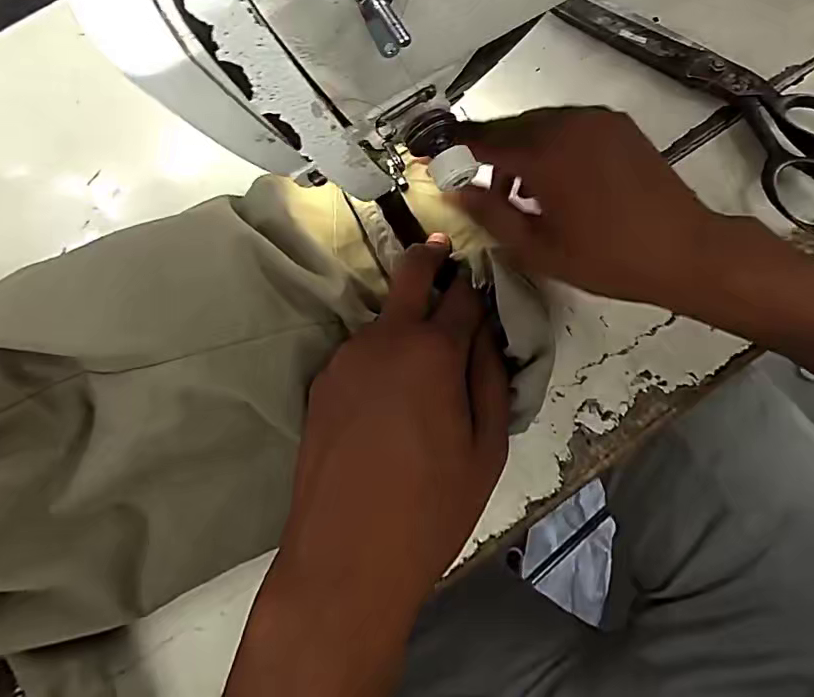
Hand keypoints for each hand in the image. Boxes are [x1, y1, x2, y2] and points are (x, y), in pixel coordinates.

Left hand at [227, 236, 508, 696]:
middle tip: (445, 252)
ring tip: (422, 363)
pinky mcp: (322, 382)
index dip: (478, 284)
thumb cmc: (431, 508)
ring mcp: (347, 357)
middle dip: (432, 256)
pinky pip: (363, 351)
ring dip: (407, 320)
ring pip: (386, 318)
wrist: (343, 561)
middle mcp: (386, 339)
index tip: (485, 281)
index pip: (463, 295)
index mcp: (434, 351)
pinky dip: (382, 354)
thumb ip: (491, 378)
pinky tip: (389, 395)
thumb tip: (487, 333)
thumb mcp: (486, 447)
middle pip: (411, 273)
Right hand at [454, 109, 813, 424]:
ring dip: (522, 149)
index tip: (431, 154)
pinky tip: (558, 180)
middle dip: (490, 152)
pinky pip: (570, 125)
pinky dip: (552, 144)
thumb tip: (455, 189)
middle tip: (483, 188)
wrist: (685, 248)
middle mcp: (568, 122)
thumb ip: (492, 214)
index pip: (483, 140)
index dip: (454, 147)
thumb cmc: (609, 257)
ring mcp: (597, 119)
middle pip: (512, 127)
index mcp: (545, 152)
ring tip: (523, 193)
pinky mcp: (618, 125)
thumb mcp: (541, 247)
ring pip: (542, 124)